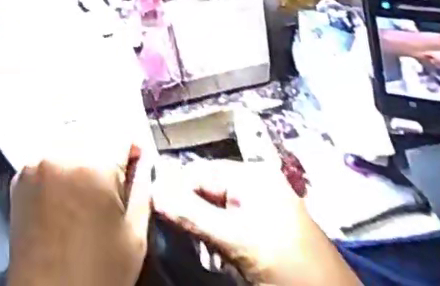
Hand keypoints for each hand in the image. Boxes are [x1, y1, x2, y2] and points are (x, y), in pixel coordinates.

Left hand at [7, 138, 150, 285]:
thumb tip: (142, 159)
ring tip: (89, 188)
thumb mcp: (134, 235)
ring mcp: (36, 163)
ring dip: (83, 153)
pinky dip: (60, 164)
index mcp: (93, 163)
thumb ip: (142, 187)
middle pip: (94, 131)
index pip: (122, 132)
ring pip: (69, 138)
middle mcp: (60, 152)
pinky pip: (48, 155)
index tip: (136, 168)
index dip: (133, 150)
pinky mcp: (19, 177)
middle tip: (113, 182)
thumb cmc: (97, 273)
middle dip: (107, 149)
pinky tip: (67, 191)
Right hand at [152, 158, 359, 285]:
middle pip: (208, 189)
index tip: (155, 215)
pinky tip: (223, 261)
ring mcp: (266, 206)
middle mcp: (257, 182)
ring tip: (208, 256)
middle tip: (184, 243)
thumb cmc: (286, 269)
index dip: (175, 192)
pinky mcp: (270, 230)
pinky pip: (234, 225)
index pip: (198, 171)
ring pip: (218, 211)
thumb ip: (193, 215)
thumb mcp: (236, 241)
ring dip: (206, 232)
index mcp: (251, 174)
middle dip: (192, 214)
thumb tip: (153, 192)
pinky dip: (223, 241)